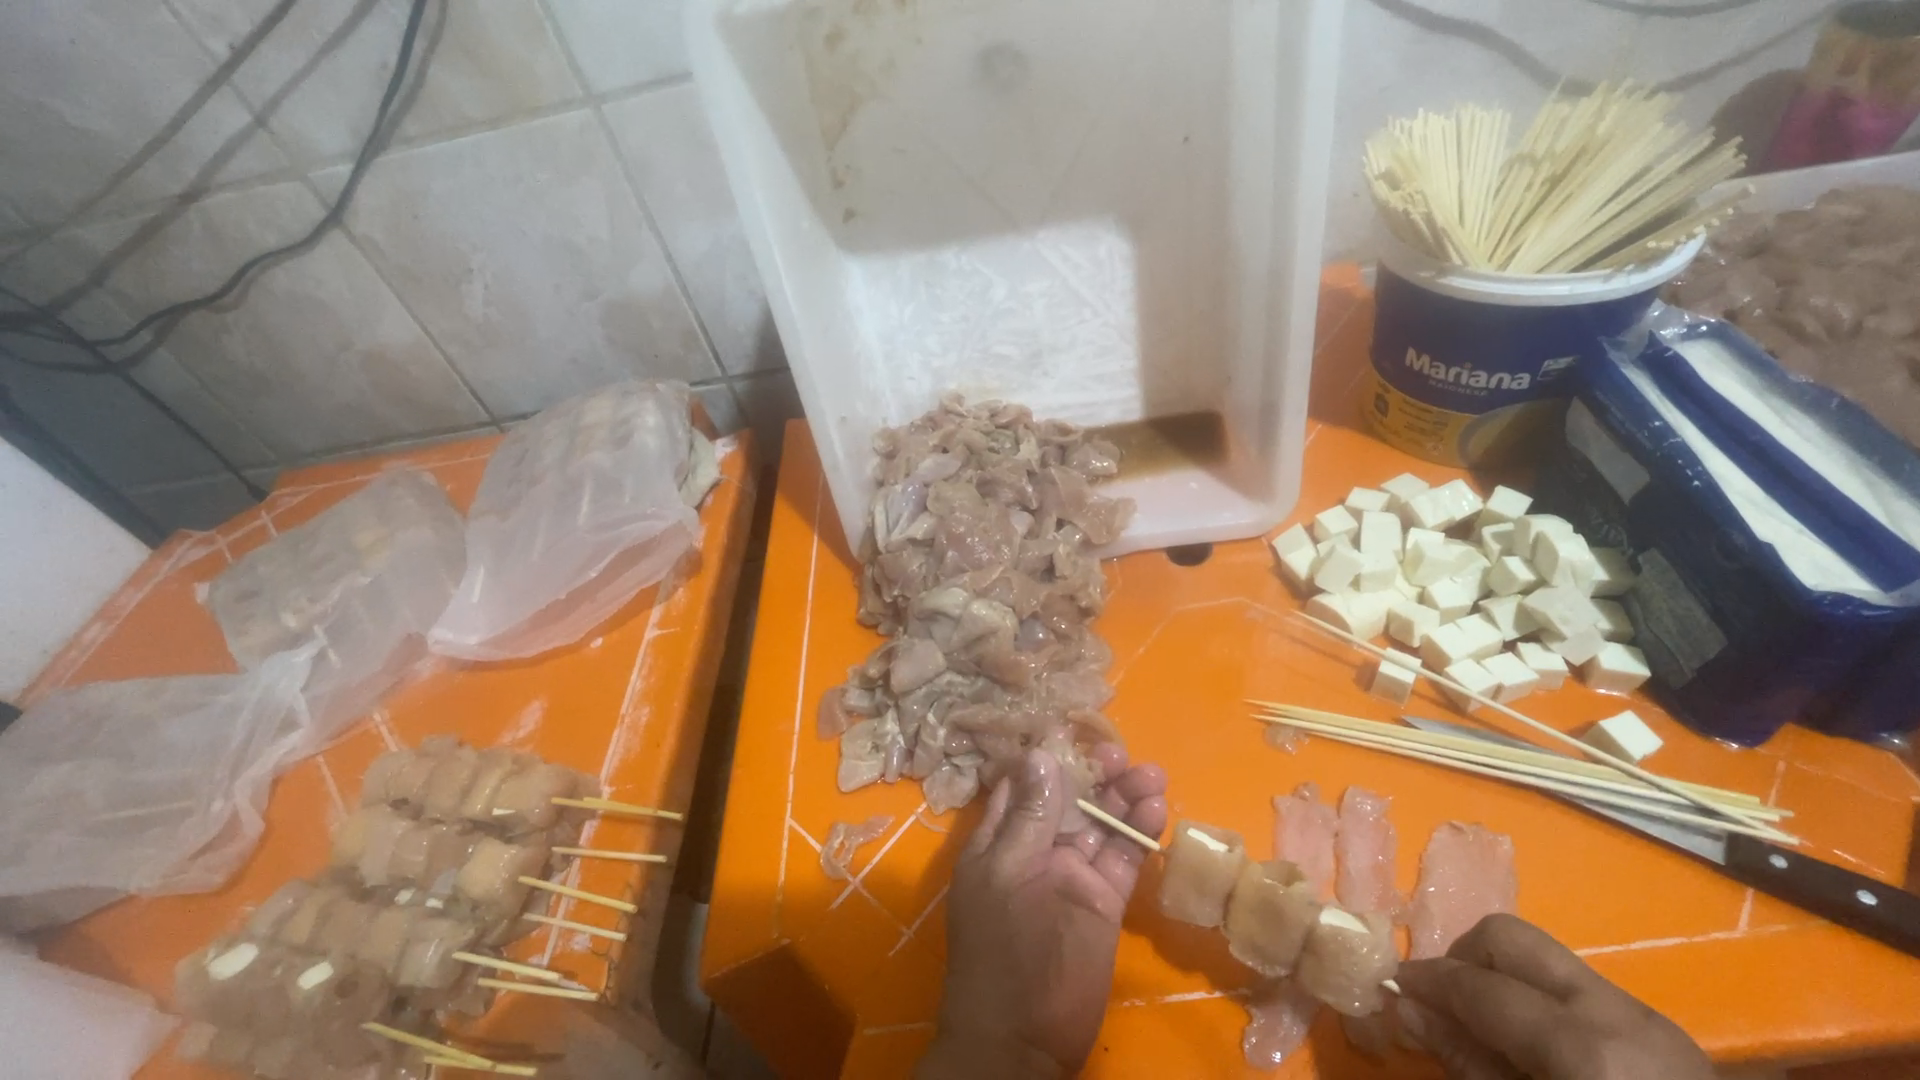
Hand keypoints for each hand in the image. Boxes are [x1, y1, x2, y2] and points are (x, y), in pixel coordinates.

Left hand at [917, 744, 1168, 1079]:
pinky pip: (1122, 858)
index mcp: (1000, 838)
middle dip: (1094, 773)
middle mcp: (1036, 848)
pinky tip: (1156, 809)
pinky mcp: (1103, 900)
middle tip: (1120, 755)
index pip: (1022, 783)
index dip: (1047, 755)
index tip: (1074, 729)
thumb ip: (1028, 818)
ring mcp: (1071, 874)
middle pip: (1068, 797)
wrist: (1022, 1039)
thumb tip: (1040, 754)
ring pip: (1100, 823)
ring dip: (1124, 797)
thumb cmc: (1004, 952)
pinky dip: (1139, 833)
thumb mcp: (1009, 876)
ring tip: (1151, 775)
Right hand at [1395, 914, 1714, 1079]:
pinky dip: (1540, 1002)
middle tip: (1444, 1002)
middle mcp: (1615, 1009)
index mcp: (1582, 1042)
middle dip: (1463, 957)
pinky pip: (1578, 990)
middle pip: (1509, 935)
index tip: (1393, 988)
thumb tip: (1411, 1008)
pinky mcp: (1664, 1032)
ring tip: (1486, 1028)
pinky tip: (1535, 1046)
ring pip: (1544, 960)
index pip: (1477, 982)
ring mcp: (1647, 1017)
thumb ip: (1470, 1063)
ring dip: (1502, 979)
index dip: (1426, 980)